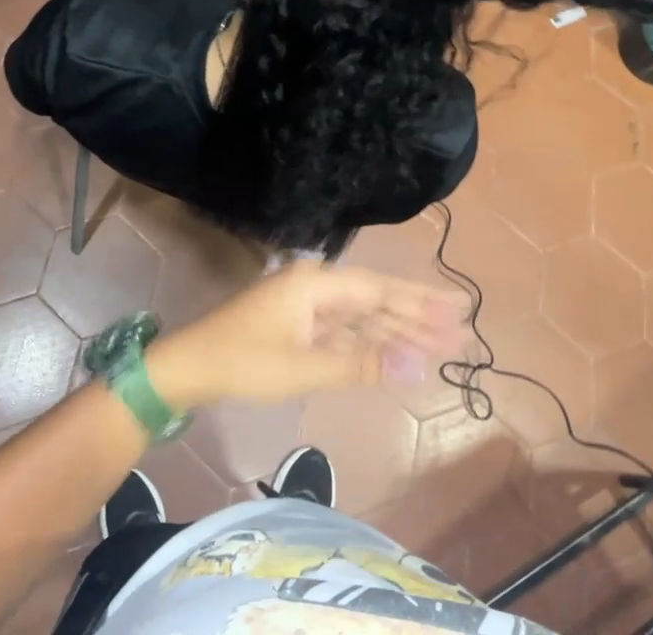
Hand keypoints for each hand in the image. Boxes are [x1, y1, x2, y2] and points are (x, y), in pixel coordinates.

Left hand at [145, 261, 468, 409]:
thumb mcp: (305, 367)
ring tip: (440, 341)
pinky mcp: (297, 327)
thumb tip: (417, 365)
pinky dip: (370, 344)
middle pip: (375, 300)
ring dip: (398, 331)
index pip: (380, 290)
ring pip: (361, 317)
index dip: (421, 302)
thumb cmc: (244, 362)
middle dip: (417, 315)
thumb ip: (362, 364)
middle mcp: (314, 288)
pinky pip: (344, 331)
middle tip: (462, 326)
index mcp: (315, 285)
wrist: (190, 367)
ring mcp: (304, 308)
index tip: (459, 308)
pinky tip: (395, 353)